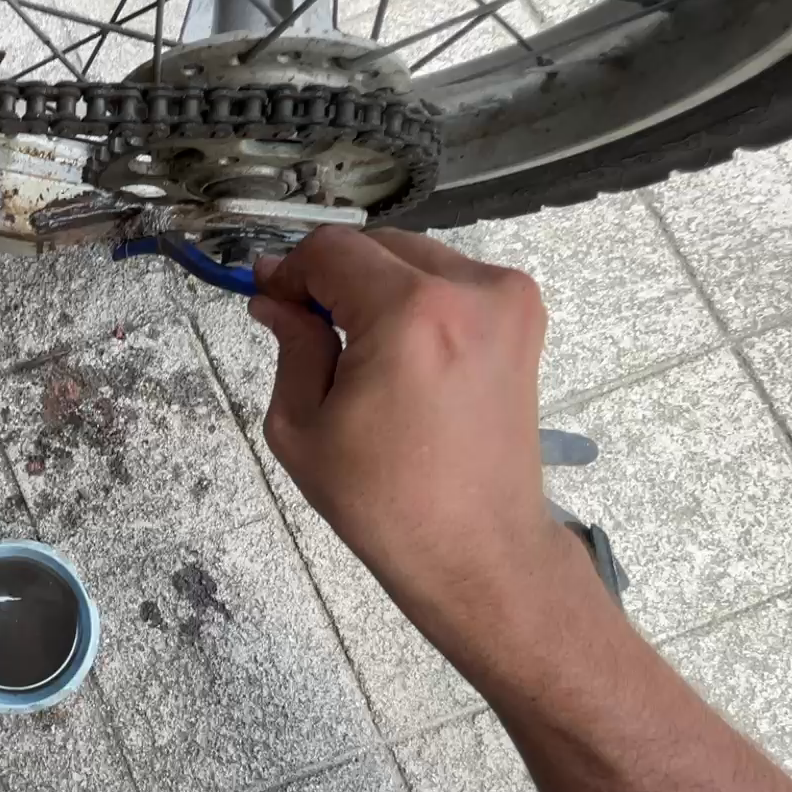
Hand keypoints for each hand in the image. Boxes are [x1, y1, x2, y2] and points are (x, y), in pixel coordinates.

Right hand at [248, 227, 579, 632]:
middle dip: (328, 276)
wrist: (474, 545)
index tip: (268, 301)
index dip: (289, 270)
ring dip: (369, 285)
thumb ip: (291, 345)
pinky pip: (449, 280)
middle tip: (299, 324)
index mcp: (408, 313)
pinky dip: (410, 298)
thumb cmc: (377, 498)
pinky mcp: (524, 317)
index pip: (332, 250)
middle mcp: (470, 287)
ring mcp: (508, 298)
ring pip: (413, 257)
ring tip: (348, 345)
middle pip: (374, 245)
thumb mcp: (300, 425)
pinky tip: (393, 350)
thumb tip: (274, 300)